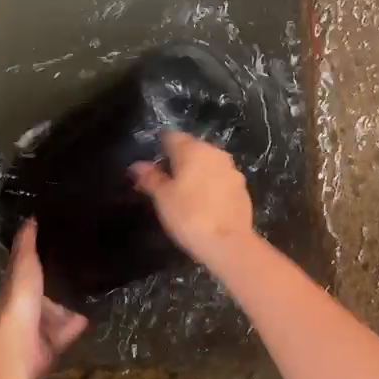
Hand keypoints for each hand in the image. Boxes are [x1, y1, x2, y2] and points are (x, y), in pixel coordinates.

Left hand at [0, 221, 88, 378]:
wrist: (19, 342)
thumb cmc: (19, 296)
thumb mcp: (24, 261)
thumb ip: (27, 241)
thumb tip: (30, 215)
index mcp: (18, 282)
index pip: (30, 265)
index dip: (41, 255)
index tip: (62, 239)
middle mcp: (27, 303)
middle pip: (47, 289)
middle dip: (62, 279)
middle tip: (87, 260)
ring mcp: (39, 324)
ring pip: (60, 309)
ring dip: (73, 300)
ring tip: (96, 281)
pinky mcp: (53, 341)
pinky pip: (70, 327)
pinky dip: (81, 320)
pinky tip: (97, 307)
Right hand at [130, 131, 255, 264]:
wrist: (229, 243)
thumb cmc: (190, 216)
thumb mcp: (162, 198)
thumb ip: (149, 178)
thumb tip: (136, 165)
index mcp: (192, 149)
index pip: (171, 136)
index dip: (160, 146)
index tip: (152, 162)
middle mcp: (213, 152)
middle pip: (191, 147)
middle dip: (178, 159)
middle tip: (166, 180)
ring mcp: (230, 168)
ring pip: (208, 162)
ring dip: (196, 171)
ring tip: (184, 192)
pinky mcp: (241, 186)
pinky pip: (220, 177)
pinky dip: (211, 183)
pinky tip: (204, 202)